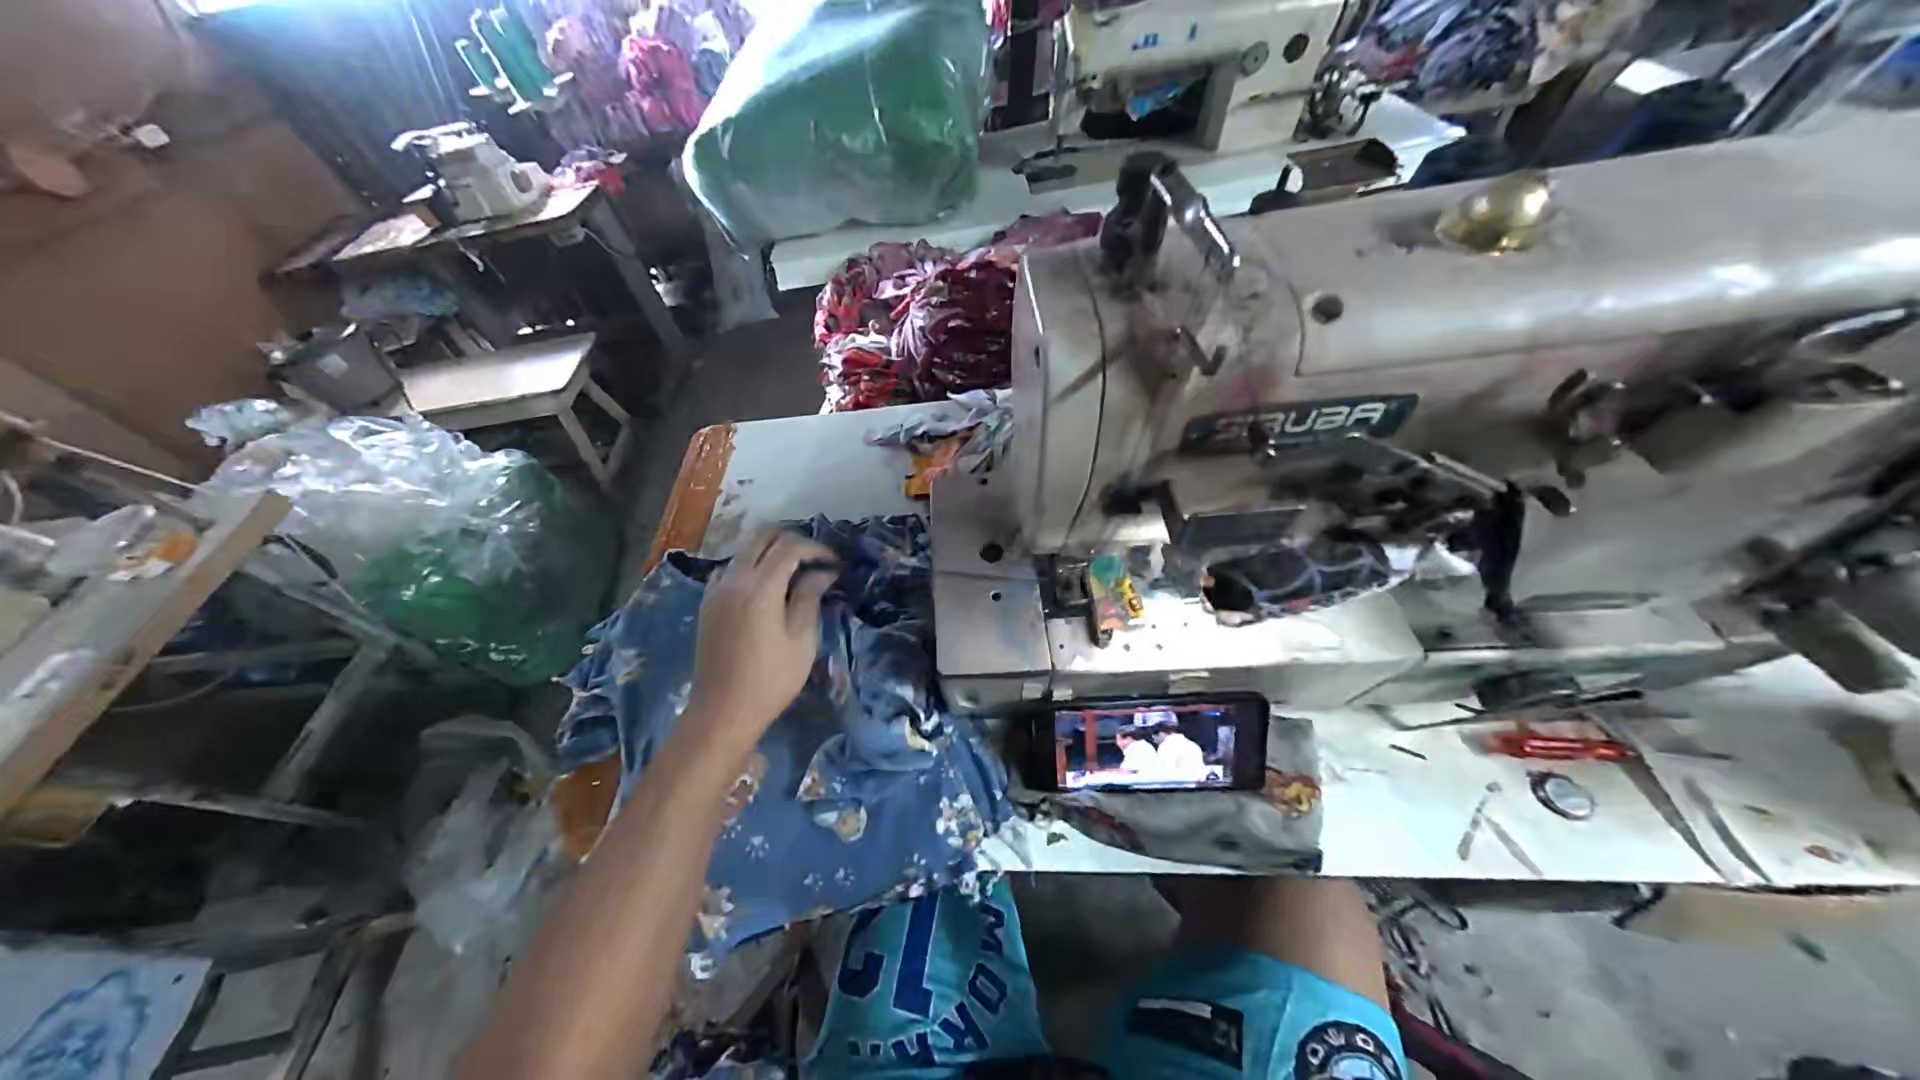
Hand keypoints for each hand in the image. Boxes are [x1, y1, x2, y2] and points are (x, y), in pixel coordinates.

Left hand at [686, 527, 837, 747]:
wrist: (722, 711)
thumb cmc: (770, 679)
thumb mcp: (802, 639)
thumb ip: (810, 597)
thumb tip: (823, 572)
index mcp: (759, 587)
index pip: (790, 547)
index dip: (817, 549)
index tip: (836, 564)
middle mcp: (733, 579)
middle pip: (763, 536)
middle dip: (793, 541)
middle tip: (817, 561)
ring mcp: (716, 589)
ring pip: (746, 550)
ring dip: (772, 552)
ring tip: (797, 573)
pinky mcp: (708, 602)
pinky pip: (732, 568)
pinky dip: (754, 566)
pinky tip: (769, 589)